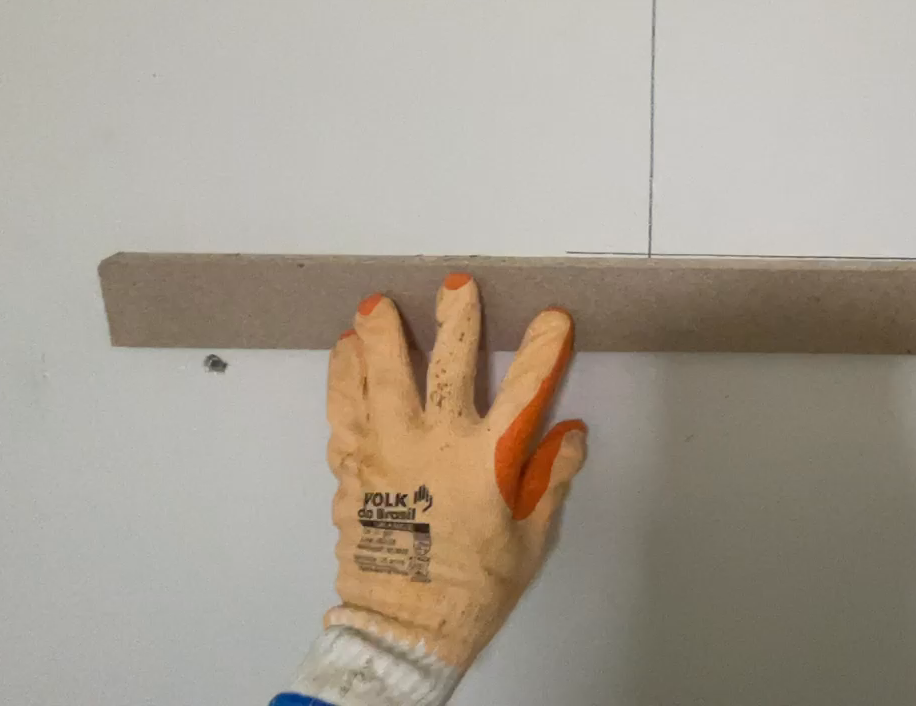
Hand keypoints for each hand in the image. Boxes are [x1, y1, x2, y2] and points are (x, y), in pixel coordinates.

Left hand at [325, 273, 587, 668]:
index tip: (554, 317)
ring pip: (377, 381)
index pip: (524, 390)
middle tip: (455, 285)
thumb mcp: (531, 537)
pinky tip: (343, 352)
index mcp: (484, 460)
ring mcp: (384, 453)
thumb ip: (550, 478)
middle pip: (444, 368)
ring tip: (374, 304)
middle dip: (454, 321)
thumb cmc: (476, 584)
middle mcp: (432, 445)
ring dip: (378, 339)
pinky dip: (343, 378)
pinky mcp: (351, 470)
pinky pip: (343, 412)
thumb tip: (572, 432)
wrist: (403, 631)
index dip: (542, 349)